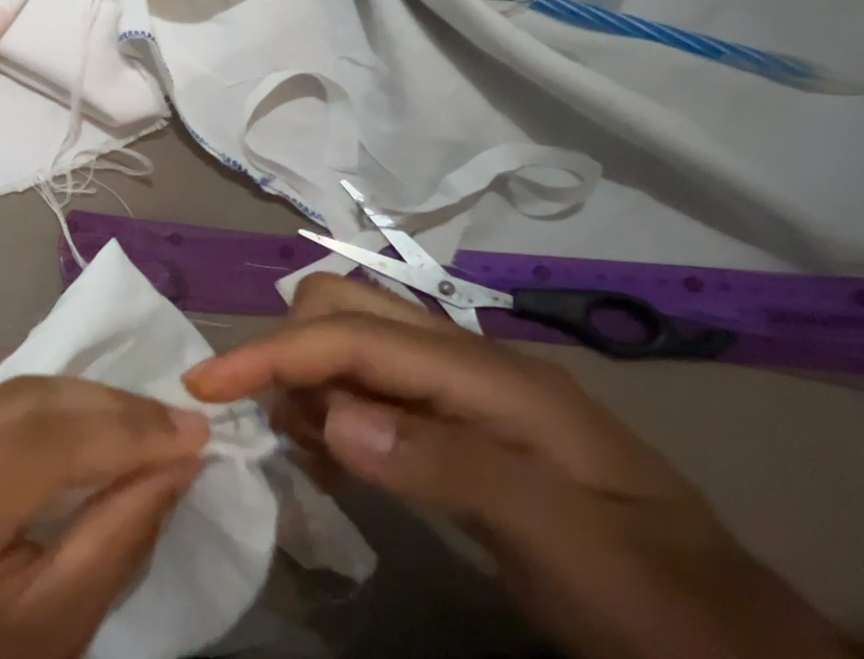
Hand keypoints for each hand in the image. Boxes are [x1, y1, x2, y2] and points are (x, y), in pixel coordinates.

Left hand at [0, 376, 209, 658]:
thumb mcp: (57, 620)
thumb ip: (120, 533)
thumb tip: (179, 453)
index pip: (43, 441)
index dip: (125, 428)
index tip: (196, 431)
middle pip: (27, 401)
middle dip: (112, 408)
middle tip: (179, 425)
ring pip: (9, 388)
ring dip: (80, 403)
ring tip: (139, 426)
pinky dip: (36, 407)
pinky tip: (70, 430)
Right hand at [184, 273, 850, 658]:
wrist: (731, 645)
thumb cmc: (654, 594)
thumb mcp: (562, 540)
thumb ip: (449, 467)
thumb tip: (331, 416)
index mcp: (494, 378)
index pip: (354, 336)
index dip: (271, 353)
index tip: (203, 388)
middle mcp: (472, 366)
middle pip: (347, 310)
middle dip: (288, 354)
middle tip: (280, 429)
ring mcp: (464, 395)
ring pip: (349, 346)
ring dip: (307, 385)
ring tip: (310, 453)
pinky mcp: (454, 426)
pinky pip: (366, 392)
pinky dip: (331, 414)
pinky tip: (339, 462)